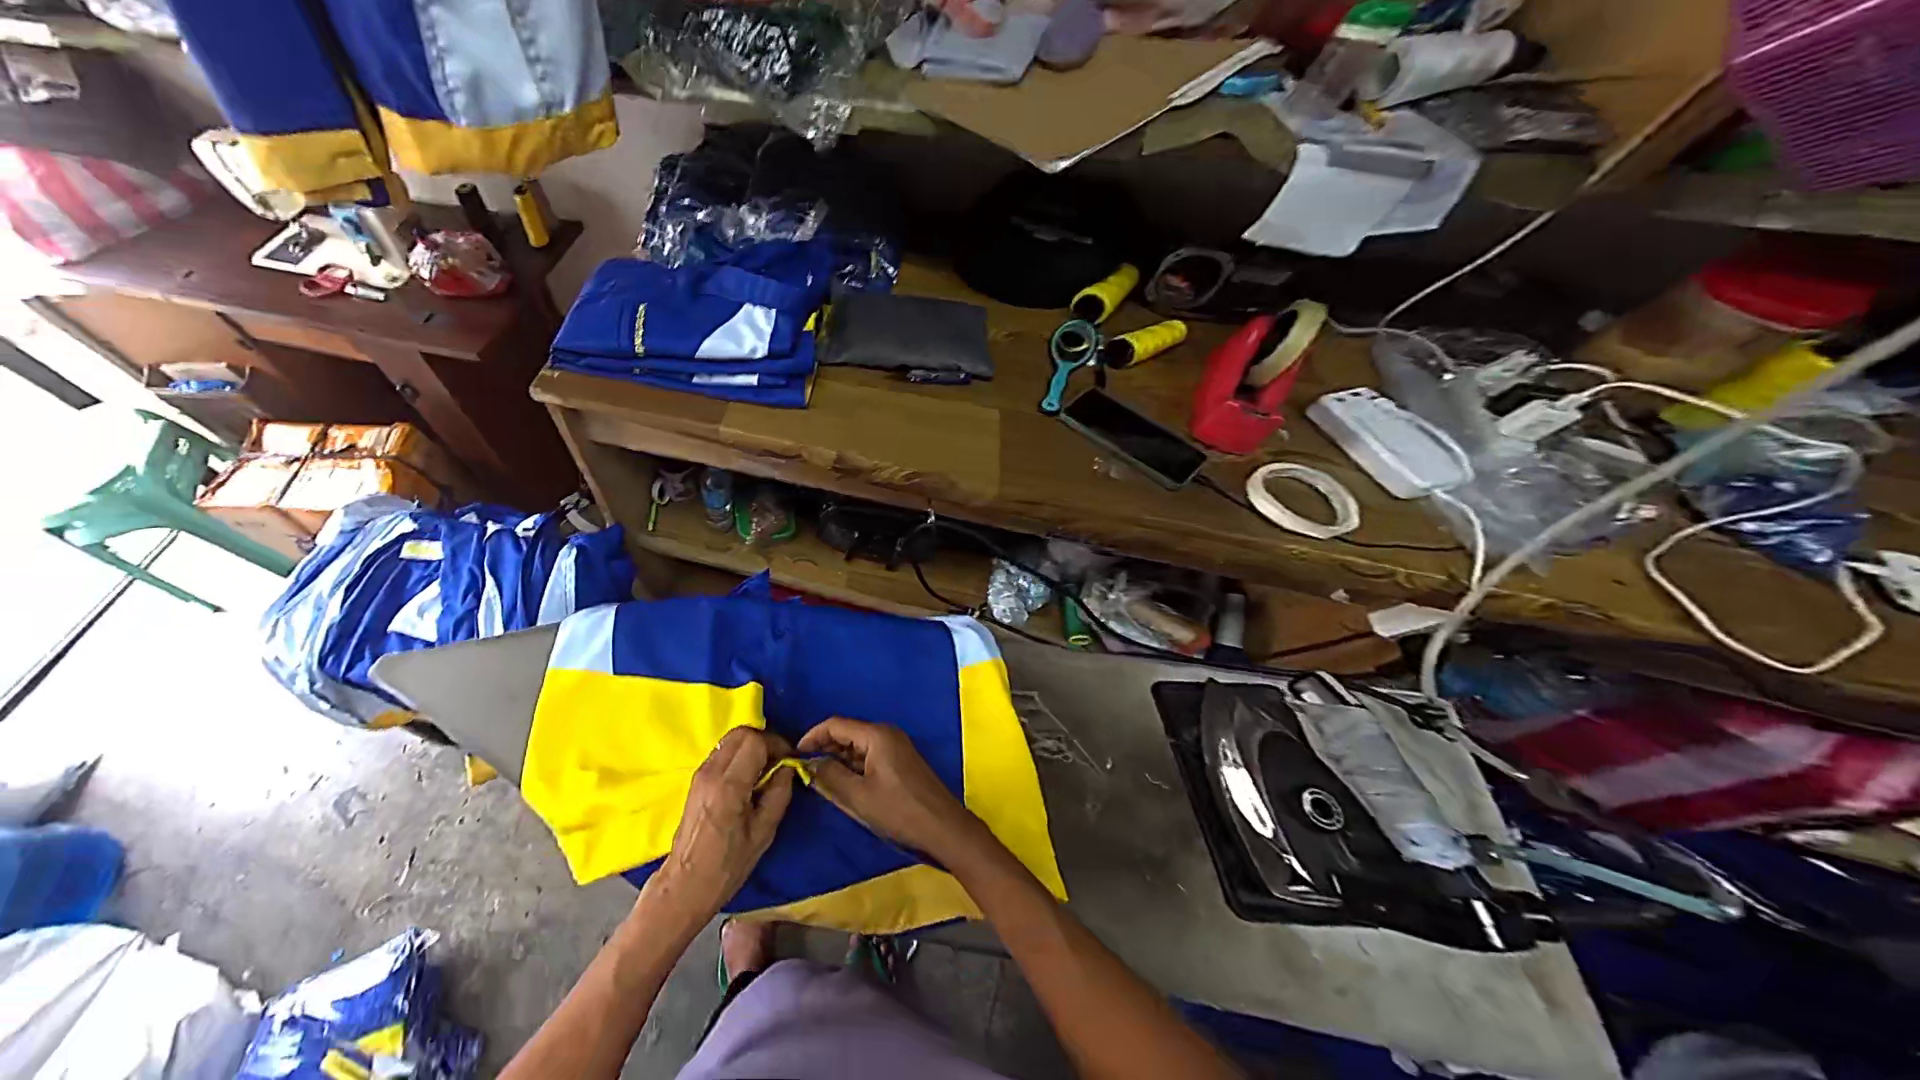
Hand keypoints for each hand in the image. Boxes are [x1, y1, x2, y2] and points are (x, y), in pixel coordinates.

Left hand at [651, 728, 795, 920]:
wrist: (685, 885)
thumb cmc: (727, 865)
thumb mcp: (764, 832)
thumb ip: (779, 793)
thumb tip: (788, 768)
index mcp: (728, 786)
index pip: (755, 741)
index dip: (777, 744)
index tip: (789, 761)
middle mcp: (710, 773)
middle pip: (741, 733)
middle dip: (765, 741)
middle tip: (779, 762)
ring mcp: (699, 775)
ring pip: (730, 740)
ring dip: (751, 747)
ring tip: (765, 771)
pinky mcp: (696, 781)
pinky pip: (722, 753)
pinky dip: (739, 756)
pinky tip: (748, 779)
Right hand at [799, 717, 993, 868]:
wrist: (943, 827)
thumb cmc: (899, 811)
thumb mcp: (858, 797)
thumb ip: (830, 776)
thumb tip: (809, 764)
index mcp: (877, 735)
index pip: (835, 724)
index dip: (812, 737)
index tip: (795, 755)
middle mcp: (887, 733)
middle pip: (847, 733)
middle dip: (824, 749)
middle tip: (804, 770)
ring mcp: (896, 746)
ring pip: (857, 746)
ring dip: (838, 760)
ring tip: (819, 780)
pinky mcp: (900, 761)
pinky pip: (869, 756)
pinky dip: (853, 766)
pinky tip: (843, 784)